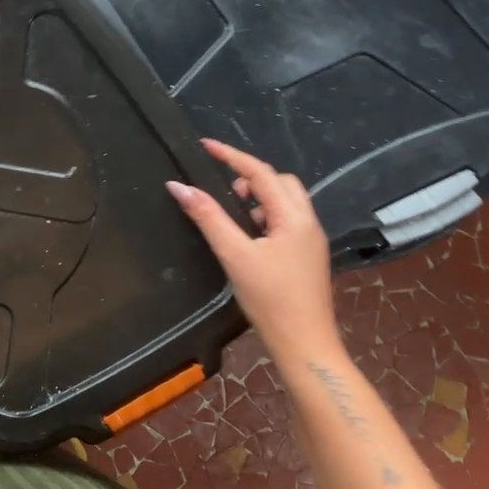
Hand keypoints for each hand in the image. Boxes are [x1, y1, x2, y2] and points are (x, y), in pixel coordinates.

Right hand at [166, 139, 338, 361]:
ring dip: (258, 196)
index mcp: (293, 218)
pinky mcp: (306, 254)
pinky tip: (246, 235)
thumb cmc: (270, 298)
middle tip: (221, 189)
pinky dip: (264, 214)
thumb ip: (208, 216)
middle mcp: (307, 222)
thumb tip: (178, 186)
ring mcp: (310, 239)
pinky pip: (285, 219)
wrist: (305, 343)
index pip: (261, 173)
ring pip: (285, 200)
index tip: (204, 145)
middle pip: (281, 182)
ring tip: (232, 214)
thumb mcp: (233, 254)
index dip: (231, 156)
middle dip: (250, 176)